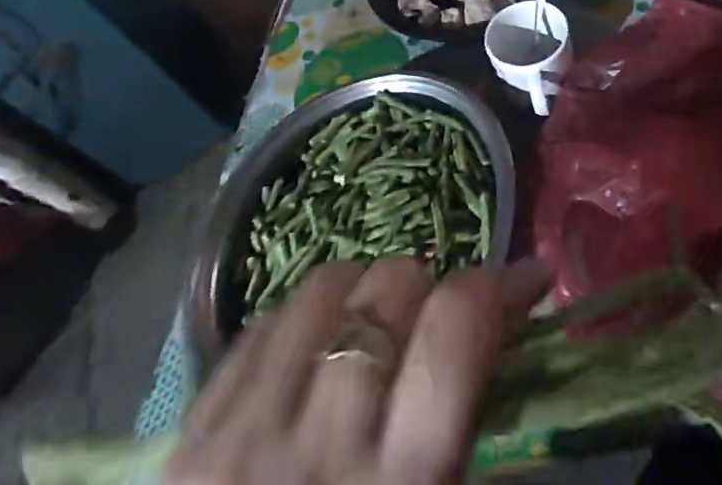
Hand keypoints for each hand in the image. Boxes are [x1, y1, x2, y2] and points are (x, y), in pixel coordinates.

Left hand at [168, 258, 549, 484]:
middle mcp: (320, 442)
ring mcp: (244, 431)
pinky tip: (317, 343)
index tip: (529, 280)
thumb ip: (464, 437)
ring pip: (323, 287)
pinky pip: (264, 324)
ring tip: (379, 320)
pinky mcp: (193, 433)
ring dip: (367, 288)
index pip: (455, 332)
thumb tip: (496, 338)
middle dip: (431, 288)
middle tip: (439, 318)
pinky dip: (305, 316)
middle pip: (390, 289)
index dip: (502, 286)